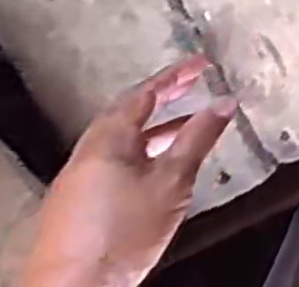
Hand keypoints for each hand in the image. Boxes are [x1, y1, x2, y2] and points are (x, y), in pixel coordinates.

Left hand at [19, 56, 236, 286]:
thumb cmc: (121, 234)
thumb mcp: (173, 179)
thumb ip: (199, 137)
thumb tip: (223, 104)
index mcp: (105, 144)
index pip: (142, 95)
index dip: (173, 76)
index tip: (199, 64)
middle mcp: (84, 160)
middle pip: (124, 117)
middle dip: (161, 98)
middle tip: (191, 84)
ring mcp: (75, 188)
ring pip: (119, 143)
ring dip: (153, 127)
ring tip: (186, 126)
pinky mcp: (74, 213)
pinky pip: (112, 166)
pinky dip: (141, 153)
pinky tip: (160, 167)